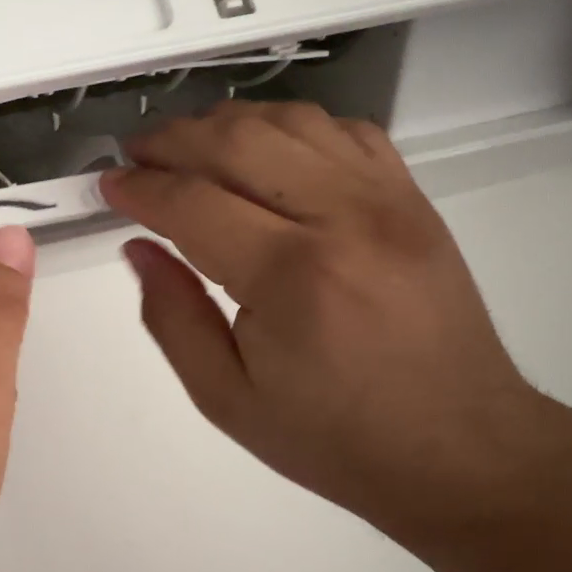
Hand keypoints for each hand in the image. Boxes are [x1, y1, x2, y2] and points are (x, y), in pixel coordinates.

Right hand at [102, 101, 553, 537]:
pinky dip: (292, 126)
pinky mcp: (413, 200)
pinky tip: (264, 149)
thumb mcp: (226, 398)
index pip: (193, 202)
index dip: (140, 187)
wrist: (461, 450)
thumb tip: (139, 247)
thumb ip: (172, 317)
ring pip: (291, 121)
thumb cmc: (335, 436)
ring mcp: (387, 201)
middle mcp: (343, 220)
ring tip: (188, 145)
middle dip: (173, 140)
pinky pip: (345, 131)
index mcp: (291, 278)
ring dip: (227, 123)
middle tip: (138, 156)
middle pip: (239, 140)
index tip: (109, 185)